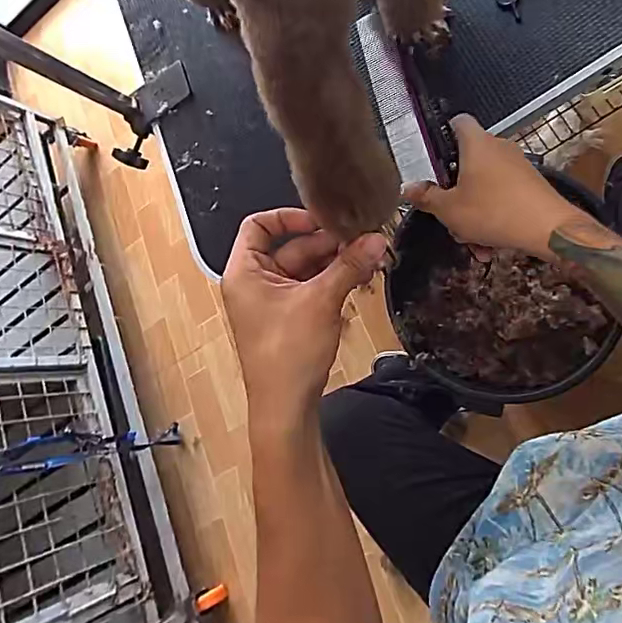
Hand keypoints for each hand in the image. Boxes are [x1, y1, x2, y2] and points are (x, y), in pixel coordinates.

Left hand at [221, 209, 386, 426]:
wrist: (286, 405)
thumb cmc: (287, 355)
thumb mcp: (321, 301)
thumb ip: (349, 265)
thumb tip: (375, 239)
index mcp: (247, 272)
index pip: (259, 225)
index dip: (290, 217)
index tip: (323, 220)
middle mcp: (257, 283)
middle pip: (294, 247)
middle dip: (330, 245)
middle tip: (364, 242)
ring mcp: (276, 301)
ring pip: (310, 268)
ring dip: (339, 264)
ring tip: (370, 262)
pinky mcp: (293, 317)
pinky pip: (316, 288)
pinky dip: (337, 283)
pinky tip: (361, 282)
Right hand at [404, 114, 585, 257]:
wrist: (550, 230)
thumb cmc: (496, 212)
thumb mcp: (450, 210)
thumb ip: (427, 198)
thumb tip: (409, 190)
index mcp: (476, 143)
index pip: (456, 121)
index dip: (440, 136)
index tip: (431, 161)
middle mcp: (499, 147)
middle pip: (467, 163)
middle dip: (456, 194)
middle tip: (451, 218)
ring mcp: (518, 166)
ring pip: (485, 187)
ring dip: (475, 215)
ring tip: (475, 244)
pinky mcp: (531, 185)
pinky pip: (503, 198)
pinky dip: (494, 219)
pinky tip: (492, 247)